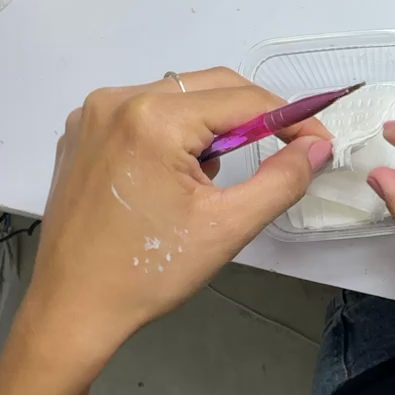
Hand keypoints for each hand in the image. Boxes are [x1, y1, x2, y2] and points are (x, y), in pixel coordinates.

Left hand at [14, 68, 332, 381]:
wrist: (74, 307)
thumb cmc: (151, 273)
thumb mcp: (228, 227)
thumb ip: (282, 180)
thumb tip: (316, 147)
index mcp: (153, 119)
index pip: (243, 100)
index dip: (291, 117)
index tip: (320, 143)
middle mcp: (118, 100)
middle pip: (210, 88)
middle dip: (255, 117)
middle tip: (286, 153)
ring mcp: (93, 114)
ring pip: (179, 98)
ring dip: (213, 127)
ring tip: (215, 180)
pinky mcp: (82, 132)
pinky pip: (145, 113)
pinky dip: (176, 133)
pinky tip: (177, 177)